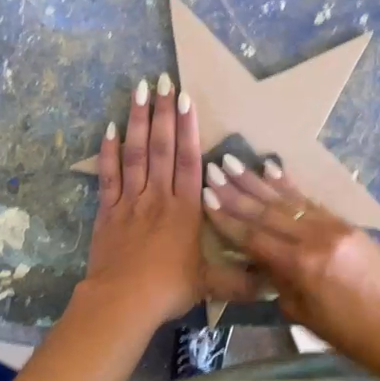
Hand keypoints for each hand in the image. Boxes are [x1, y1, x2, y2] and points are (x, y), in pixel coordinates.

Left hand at [80, 74, 252, 325]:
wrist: (123, 300)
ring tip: (138, 90)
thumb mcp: (209, 284)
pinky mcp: (107, 211)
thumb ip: (239, 280)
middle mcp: (159, 197)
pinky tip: (109, 128)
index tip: (187, 98)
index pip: (189, 160)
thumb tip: (272, 283)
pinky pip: (108, 175)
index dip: (189, 128)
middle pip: (162, 147)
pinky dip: (108, 151)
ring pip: (134, 153)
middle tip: (162, 80)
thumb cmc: (168, 290)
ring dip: (136, 120)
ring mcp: (130, 200)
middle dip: (163, 112)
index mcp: (186, 210)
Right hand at [201, 156, 379, 354]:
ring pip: (286, 200)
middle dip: (235, 192)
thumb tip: (258, 260)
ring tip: (234, 162)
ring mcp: (332, 227)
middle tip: (212, 171)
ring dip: (257, 181)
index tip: (205, 198)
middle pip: (265, 212)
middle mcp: (313, 239)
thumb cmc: (347, 332)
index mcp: (299, 265)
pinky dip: (289, 186)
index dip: (226, 218)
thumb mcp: (301, 312)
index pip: (253, 236)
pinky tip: (272, 169)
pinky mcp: (345, 224)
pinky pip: (310, 201)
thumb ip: (277, 281)